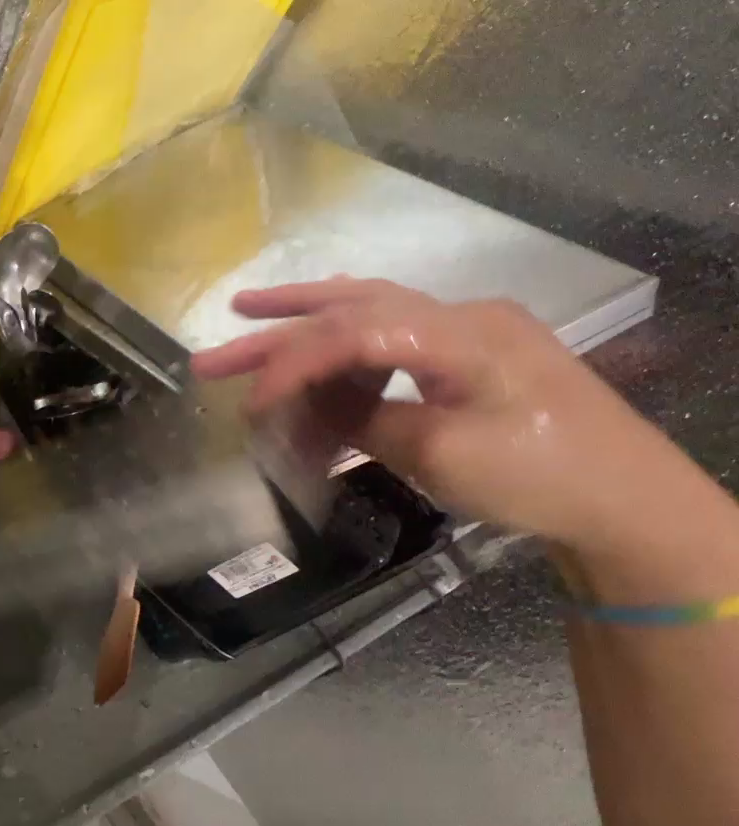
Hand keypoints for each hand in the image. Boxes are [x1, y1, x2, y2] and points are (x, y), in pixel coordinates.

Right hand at [191, 277, 697, 553]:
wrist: (628, 503)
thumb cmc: (540, 476)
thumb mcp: (442, 455)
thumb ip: (367, 422)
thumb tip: (310, 413)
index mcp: (463, 335)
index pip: (352, 333)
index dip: (290, 366)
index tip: (249, 407)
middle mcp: (464, 319)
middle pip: (354, 307)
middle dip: (277, 326)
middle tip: (213, 351)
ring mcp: (470, 336)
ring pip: (370, 315)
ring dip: (304, 326)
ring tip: (244, 328)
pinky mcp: (470, 362)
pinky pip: (391, 344)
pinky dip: (342, 355)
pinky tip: (313, 361)